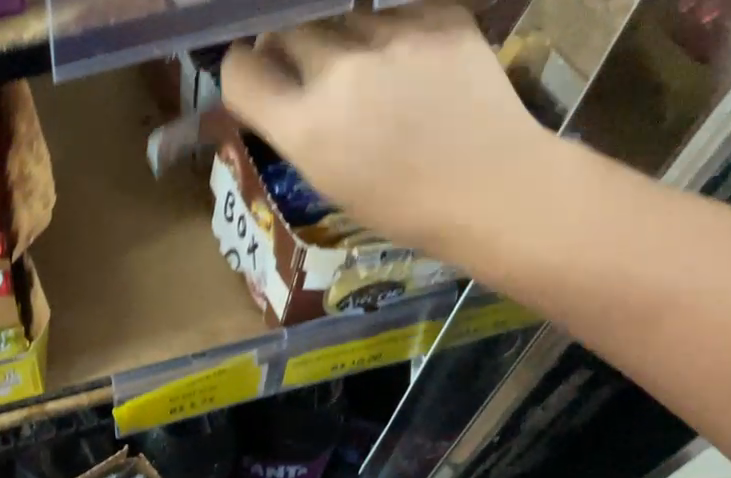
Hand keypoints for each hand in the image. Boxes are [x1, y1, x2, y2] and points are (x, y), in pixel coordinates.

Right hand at [221, 3, 551, 251]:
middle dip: (286, 48)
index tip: (251, 74)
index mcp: (306, 128)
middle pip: (286, 32)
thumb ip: (294, 129)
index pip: (241, 73)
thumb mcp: (326, 180)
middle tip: (304, 69)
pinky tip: (408, 65)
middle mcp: (339, 73)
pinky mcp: (438, 15)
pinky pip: (393, 11)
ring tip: (366, 70)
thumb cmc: (400, 204)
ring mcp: (391, 37)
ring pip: (340, 18)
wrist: (490, 186)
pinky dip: (391, 33)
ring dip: (339, 38)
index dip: (240, 70)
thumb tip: (273, 91)